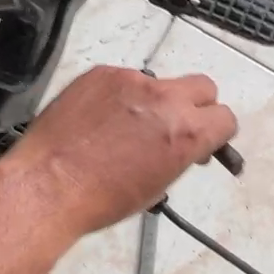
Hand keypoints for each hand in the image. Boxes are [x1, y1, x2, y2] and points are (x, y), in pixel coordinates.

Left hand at [0, 65, 237, 240]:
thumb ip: (180, 154)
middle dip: (196, 105)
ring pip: (158, 82)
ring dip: (152, 100)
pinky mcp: (100, 72)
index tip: (204, 142)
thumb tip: (184, 144)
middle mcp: (165, 98)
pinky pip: (121, 79)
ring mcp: (130, 79)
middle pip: (203, 86)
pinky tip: (97, 119)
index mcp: (186, 131)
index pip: (225, 118)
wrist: (48, 184)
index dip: (216, 132)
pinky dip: (118, 95)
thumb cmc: (103, 200)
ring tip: (123, 127)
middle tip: (174, 126)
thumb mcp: (157, 186)